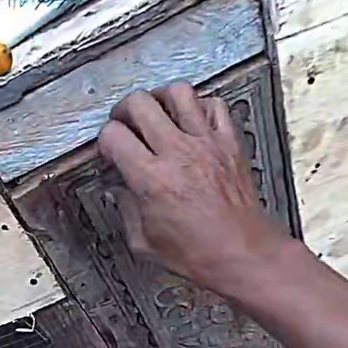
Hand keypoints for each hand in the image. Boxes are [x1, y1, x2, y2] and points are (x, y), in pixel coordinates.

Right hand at [96, 82, 295, 295]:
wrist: (243, 254)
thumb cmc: (200, 253)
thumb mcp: (144, 242)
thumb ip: (126, 210)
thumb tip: (120, 192)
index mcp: (151, 179)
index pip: (114, 135)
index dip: (105, 140)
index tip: (108, 150)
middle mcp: (178, 154)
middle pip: (140, 103)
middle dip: (124, 110)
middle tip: (124, 123)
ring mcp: (206, 144)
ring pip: (178, 93)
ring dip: (160, 98)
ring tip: (156, 112)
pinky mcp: (229, 144)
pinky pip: (214, 105)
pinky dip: (199, 107)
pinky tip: (191, 121)